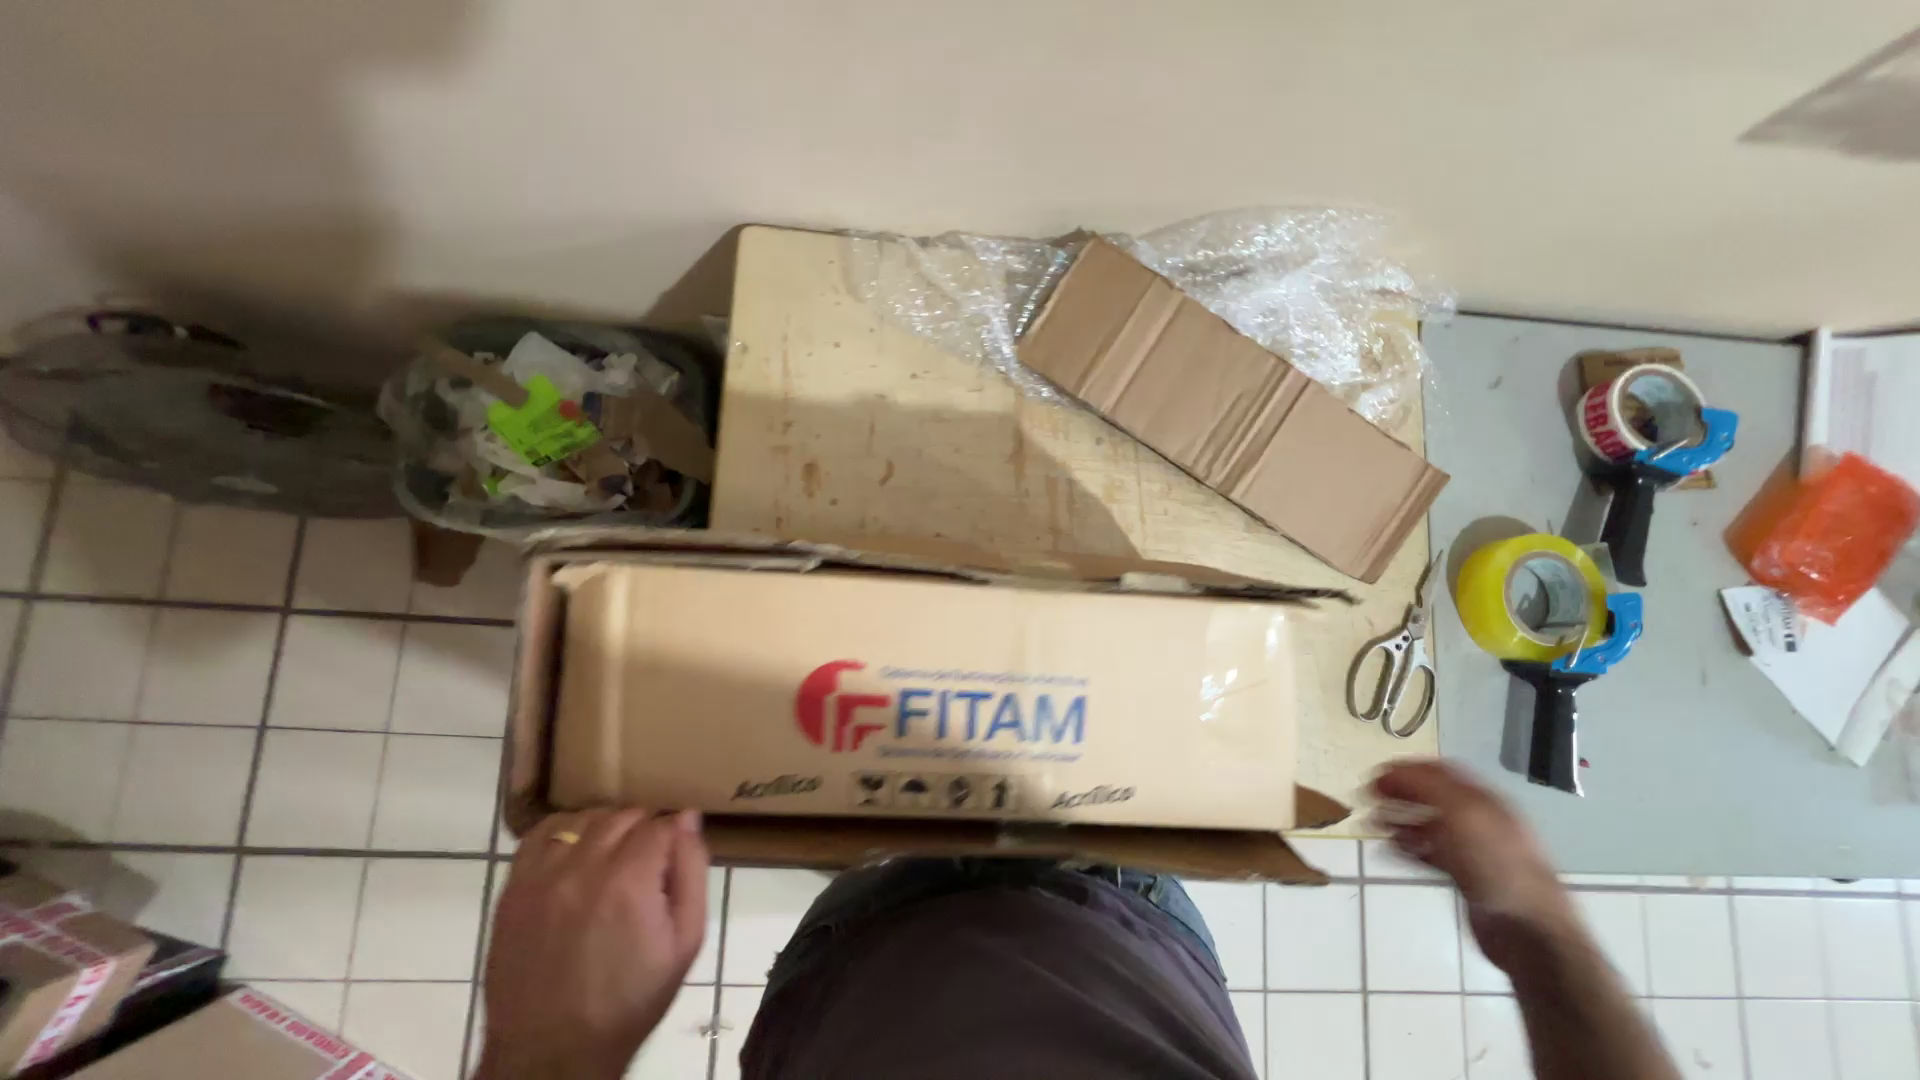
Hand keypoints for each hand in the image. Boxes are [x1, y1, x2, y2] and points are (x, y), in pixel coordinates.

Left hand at [476, 808, 709, 1079]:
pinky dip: (565, 831)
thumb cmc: (630, 999)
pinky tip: (577, 850)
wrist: (553, 1050)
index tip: (676, 857)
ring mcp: (542, 877)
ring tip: (614, 857)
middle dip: (645, 828)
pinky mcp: (514, 890)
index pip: (661, 823)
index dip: (675, 835)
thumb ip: (691, 871)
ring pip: (585, 818)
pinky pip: (541, 834)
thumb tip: (687, 819)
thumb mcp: (685, 941)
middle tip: (650, 861)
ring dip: (607, 827)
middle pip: (624, 815)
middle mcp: (583, 868)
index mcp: (630, 881)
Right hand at [1370, 761, 1577, 972]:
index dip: (1407, 770)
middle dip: (1399, 794)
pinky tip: (1390, 849)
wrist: (1528, 932)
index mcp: (1485, 802)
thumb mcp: (1464, 815)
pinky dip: (1408, 849)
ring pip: (1429, 827)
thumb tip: (1394, 773)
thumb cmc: (1497, 866)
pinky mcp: (1465, 879)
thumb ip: (1429, 788)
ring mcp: (1473, 851)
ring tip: (1373, 825)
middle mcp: (1479, 822)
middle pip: (1432, 798)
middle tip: (1369, 798)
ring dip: (1399, 821)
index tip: (1376, 775)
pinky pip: (1430, 855)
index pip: (1441, 773)